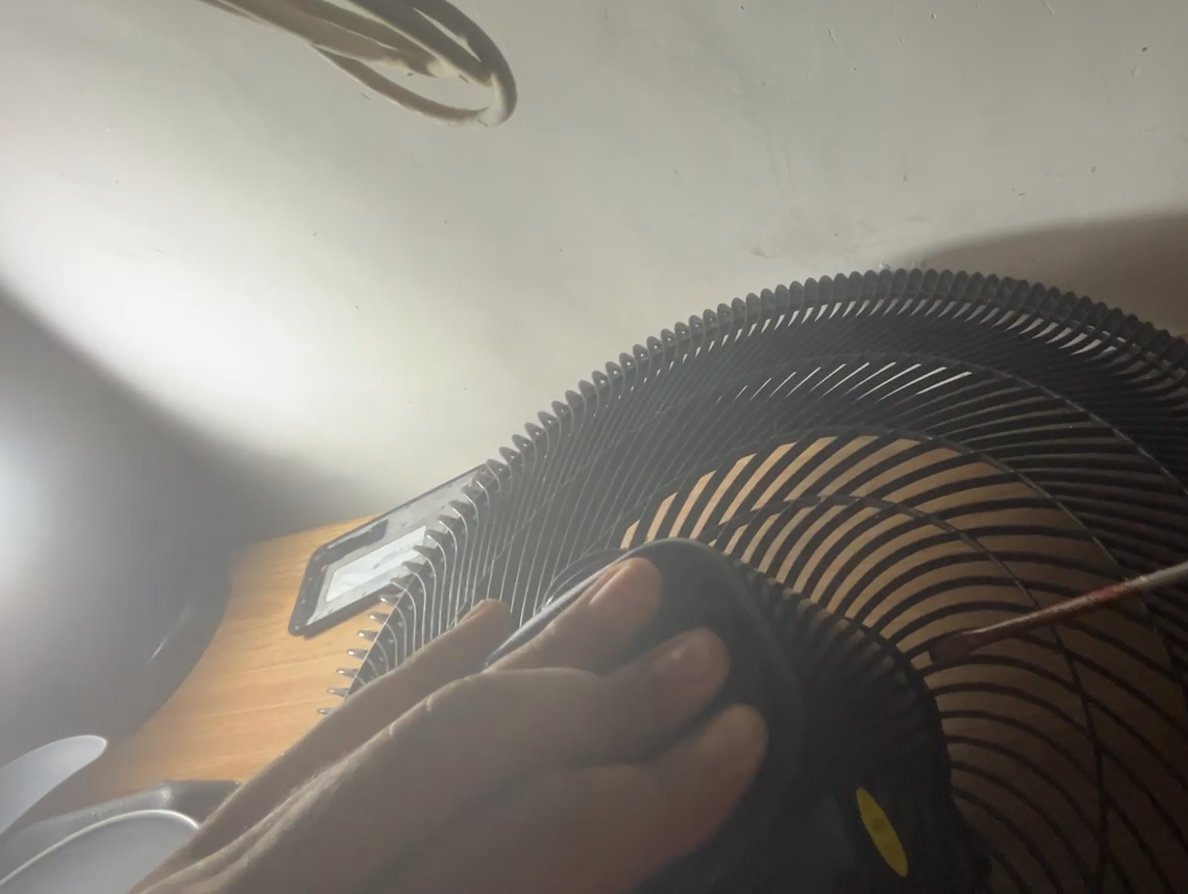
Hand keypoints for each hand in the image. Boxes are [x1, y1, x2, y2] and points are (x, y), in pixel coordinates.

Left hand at [138, 557, 766, 892]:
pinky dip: (417, 671)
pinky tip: (491, 617)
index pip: (538, 840)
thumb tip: (668, 834)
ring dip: (536, 647)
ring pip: (397, 721)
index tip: (744, 738)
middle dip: (606, 698)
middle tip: (704, 654)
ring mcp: (195, 879)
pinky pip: (314, 739)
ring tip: (630, 585)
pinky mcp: (182, 865)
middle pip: (460, 752)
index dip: (659, 789)